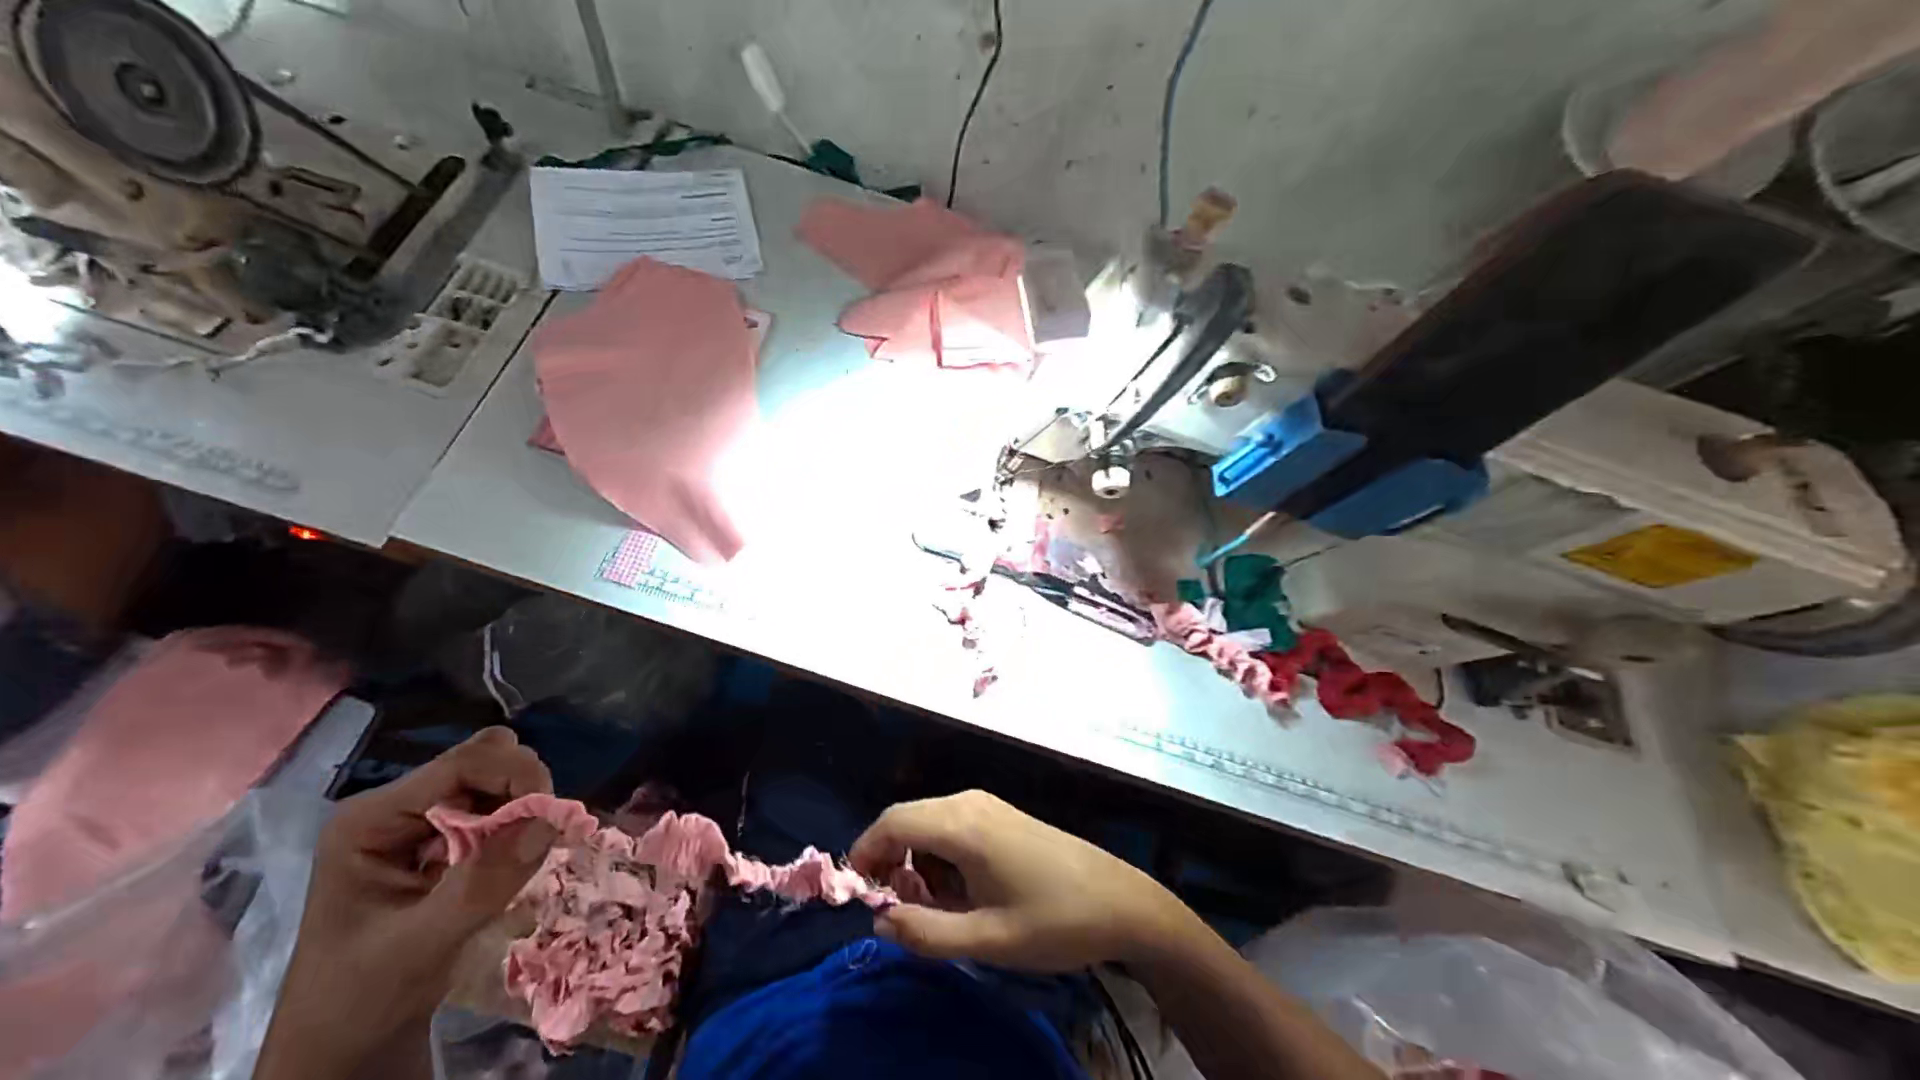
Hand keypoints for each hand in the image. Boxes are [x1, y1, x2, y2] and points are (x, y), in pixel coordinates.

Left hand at [257, 728, 556, 1079]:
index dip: (517, 777)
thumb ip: (479, 886)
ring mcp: (423, 821)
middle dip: (524, 788)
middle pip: (485, 759)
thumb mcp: (418, 947)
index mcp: (371, 819)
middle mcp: (398, 807)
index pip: (463, 765)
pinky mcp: (448, 838)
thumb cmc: (362, 999)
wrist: (345, 1045)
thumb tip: (547, 823)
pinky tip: (518, 859)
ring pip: (499, 779)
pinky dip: (523, 824)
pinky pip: (501, 807)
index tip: (553, 817)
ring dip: (527, 807)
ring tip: (528, 854)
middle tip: (541, 836)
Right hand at [849, 790, 1205, 971]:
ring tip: (940, 909)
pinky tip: (964, 891)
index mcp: (962, 825)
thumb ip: (925, 932)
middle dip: (890, 862)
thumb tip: (879, 921)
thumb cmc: (1054, 921)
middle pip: (906, 819)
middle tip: (901, 911)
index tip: (859, 897)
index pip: (890, 823)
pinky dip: (941, 855)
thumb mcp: (987, 940)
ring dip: (918, 862)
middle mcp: (970, 802)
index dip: (864, 855)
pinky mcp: (1001, 814)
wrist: (1122, 901)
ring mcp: (988, 805)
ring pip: (928, 823)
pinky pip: (951, 825)